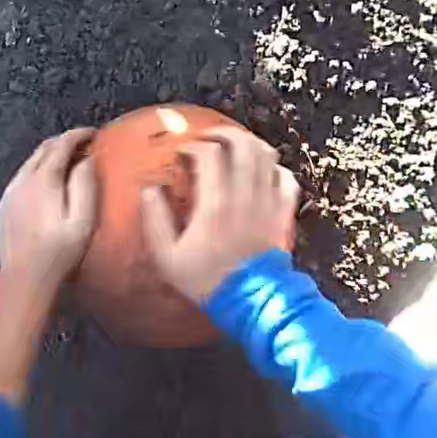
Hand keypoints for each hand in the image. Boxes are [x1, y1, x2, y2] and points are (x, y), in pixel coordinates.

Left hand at [0, 128, 98, 294]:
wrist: (25, 277)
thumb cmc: (60, 251)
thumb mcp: (83, 219)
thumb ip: (85, 184)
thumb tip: (87, 159)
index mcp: (44, 179)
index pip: (62, 144)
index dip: (79, 134)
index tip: (93, 133)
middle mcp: (23, 179)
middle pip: (44, 148)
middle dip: (64, 141)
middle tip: (83, 144)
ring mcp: (11, 192)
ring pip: (31, 161)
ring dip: (50, 155)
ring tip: (69, 160)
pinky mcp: (5, 204)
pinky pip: (22, 176)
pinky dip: (38, 169)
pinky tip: (48, 181)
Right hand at [142, 126, 298, 302]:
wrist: (254, 304)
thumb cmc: (208, 280)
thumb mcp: (167, 257)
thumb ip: (155, 221)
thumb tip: (149, 192)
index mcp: (215, 201)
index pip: (208, 153)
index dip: (193, 146)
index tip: (182, 153)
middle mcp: (244, 194)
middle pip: (241, 143)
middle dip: (223, 133)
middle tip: (209, 137)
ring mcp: (268, 201)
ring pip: (266, 154)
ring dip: (249, 144)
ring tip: (234, 147)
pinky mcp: (283, 212)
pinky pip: (287, 178)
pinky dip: (275, 168)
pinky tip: (263, 171)